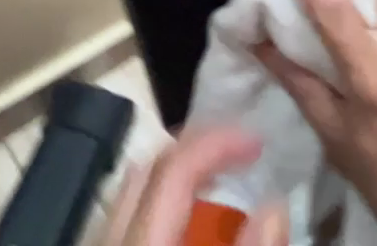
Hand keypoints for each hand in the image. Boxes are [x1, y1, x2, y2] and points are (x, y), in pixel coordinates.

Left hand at [100, 126, 288, 245]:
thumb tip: (274, 206)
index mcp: (139, 242)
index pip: (173, 168)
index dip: (216, 143)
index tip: (258, 141)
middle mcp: (109, 236)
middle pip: (147, 168)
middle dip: (195, 149)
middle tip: (241, 154)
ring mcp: (102, 243)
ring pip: (134, 191)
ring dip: (177, 175)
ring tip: (220, 183)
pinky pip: (127, 217)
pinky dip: (160, 204)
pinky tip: (190, 222)